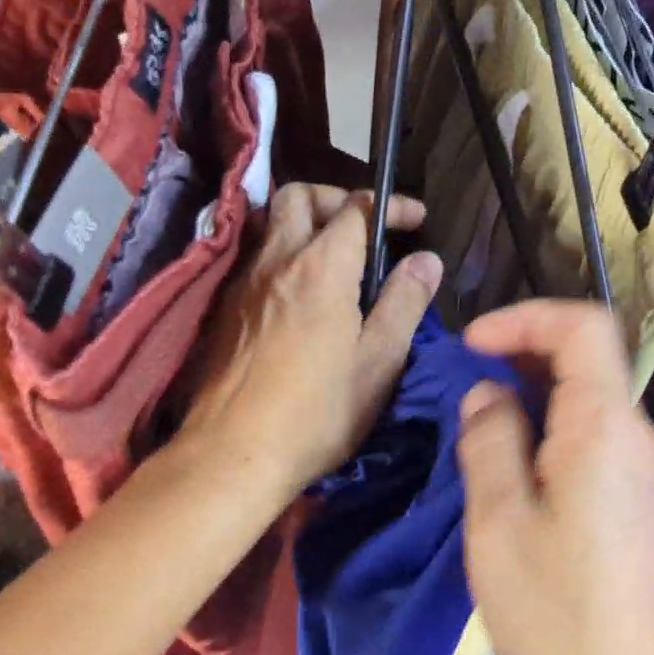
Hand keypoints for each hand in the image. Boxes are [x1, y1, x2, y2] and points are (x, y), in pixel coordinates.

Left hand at [178, 185, 442, 497]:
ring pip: (274, 227)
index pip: (356, 207)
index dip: (390, 205)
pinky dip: (288, 256)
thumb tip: (427, 258)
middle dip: (339, 198)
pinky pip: (259, 260)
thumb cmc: (318, 411)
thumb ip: (405, 301)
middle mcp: (278, 261)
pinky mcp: (226, 311)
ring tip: (340, 259)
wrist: (230, 457)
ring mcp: (245, 284)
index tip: (416, 219)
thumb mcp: (380, 359)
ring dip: (309, 225)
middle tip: (367, 227)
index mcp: (321, 266)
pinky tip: (305, 295)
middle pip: (300, 197)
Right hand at [456, 302, 653, 654]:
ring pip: (591, 394)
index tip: (472, 343)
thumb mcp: (499, 520)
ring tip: (484, 417)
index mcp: (605, 424)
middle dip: (527, 350)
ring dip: (537, 389)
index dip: (526, 318)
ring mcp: (640, 464)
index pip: (583, 327)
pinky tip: (516, 458)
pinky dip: (553, 421)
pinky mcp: (636, 493)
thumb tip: (488, 393)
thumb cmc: (554, 607)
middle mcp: (634, 432)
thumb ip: (490, 439)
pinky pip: (594, 430)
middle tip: (471, 378)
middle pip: (589, 356)